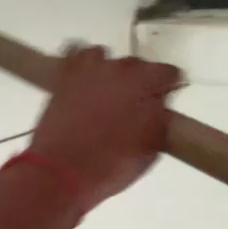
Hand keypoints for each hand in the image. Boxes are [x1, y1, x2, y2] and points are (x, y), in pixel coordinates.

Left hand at [26, 45, 182, 210]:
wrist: (57, 174)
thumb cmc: (109, 166)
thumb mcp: (150, 149)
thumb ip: (159, 120)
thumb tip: (157, 107)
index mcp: (149, 83)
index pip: (169, 73)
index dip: (166, 88)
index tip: (160, 102)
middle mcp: (121, 68)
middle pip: (135, 66)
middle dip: (134, 83)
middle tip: (125, 108)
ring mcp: (89, 70)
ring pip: (102, 57)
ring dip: (104, 71)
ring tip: (98, 93)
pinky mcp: (61, 79)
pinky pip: (71, 54)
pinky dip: (77, 63)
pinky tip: (77, 77)